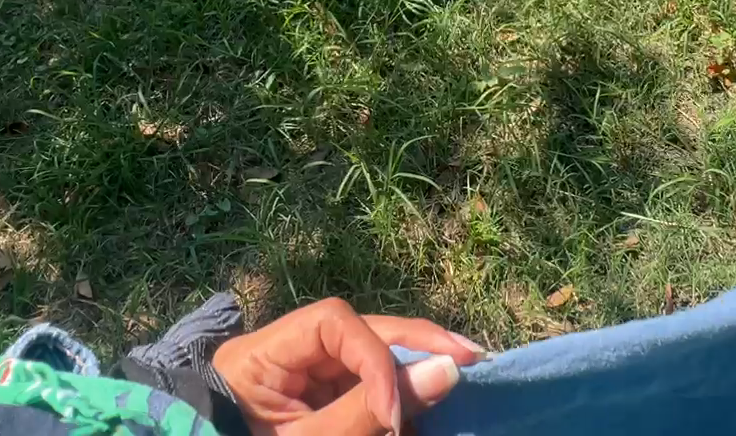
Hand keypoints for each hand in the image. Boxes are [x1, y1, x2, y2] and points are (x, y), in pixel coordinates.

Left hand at [211, 298, 484, 435]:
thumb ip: (366, 413)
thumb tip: (445, 370)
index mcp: (262, 351)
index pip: (335, 321)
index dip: (376, 356)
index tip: (396, 413)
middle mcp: (286, 351)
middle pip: (359, 329)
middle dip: (415, 343)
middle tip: (472, 357)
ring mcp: (302, 377)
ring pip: (369, 354)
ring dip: (413, 366)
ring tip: (462, 371)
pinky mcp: (317, 400)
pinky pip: (363, 385)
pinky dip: (395, 393)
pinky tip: (429, 397)